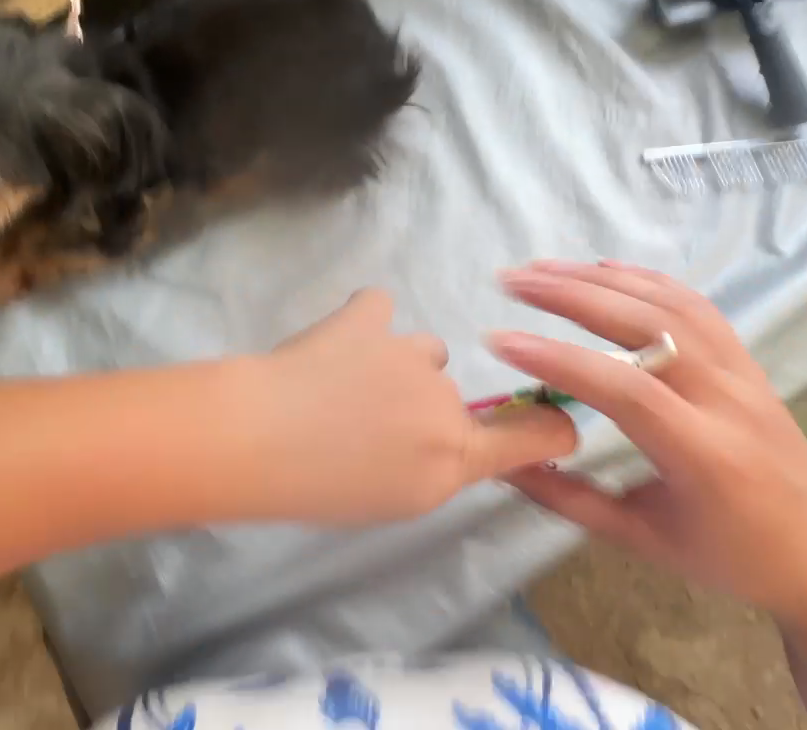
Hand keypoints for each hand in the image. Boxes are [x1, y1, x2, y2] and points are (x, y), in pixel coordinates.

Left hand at [233, 289, 578, 525]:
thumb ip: (432, 469)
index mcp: (455, 459)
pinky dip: (364, 319)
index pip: (538, 437)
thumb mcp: (392, 500)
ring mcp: (407, 355)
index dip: (549, 427)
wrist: (257, 438)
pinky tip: (337, 336)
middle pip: (454, 395)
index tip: (546, 422)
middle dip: (422, 405)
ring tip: (345, 380)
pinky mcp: (365, 320)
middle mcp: (444, 404)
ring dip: (397, 363)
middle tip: (366, 420)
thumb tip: (437, 443)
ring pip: (423, 350)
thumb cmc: (315, 488)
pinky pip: (379, 305)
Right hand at [491, 261, 806, 622]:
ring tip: (541, 268)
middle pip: (646, 326)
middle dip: (571, 295)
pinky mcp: (746, 364)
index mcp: (704, 453)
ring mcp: (743, 376)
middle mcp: (728, 401)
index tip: (498, 341)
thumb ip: (564, 496)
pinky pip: (695, 307)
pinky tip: (602, 268)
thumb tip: (498, 460)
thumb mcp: (638, 538)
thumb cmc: (729, 559)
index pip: (624, 390)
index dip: (557, 360)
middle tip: (511, 282)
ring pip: (669, 304)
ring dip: (600, 278)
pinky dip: (644, 279)